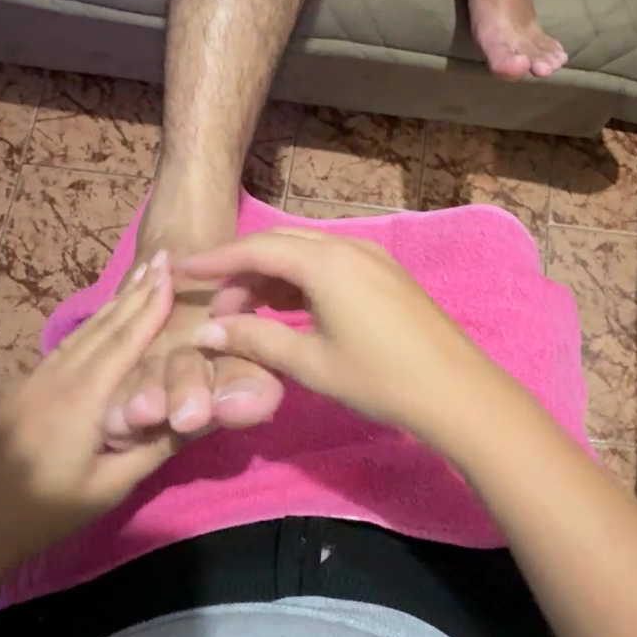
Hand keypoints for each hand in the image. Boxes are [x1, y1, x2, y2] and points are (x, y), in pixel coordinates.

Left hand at [0, 254, 182, 560]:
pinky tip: (102, 319)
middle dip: (137, 290)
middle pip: (105, 326)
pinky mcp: (26, 389)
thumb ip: (156, 447)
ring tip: (141, 276)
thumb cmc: (43, 513)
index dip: (151, 304)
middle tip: (163, 257)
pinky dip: (94, 324)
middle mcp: (60, 377)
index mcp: (83, 398)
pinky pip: (69, 345)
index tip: (172, 269)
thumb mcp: (109, 487)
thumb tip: (204, 414)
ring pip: (85, 332)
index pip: (125, 340)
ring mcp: (38, 381)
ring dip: (116, 302)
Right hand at [176, 230, 522, 445]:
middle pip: (281, 246)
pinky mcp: (385, 274)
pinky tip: (285, 310)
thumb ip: (255, 339)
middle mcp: (349, 247)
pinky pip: (330, 266)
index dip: (215, 259)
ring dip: (272, 278)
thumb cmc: (379, 378)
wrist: (456, 391)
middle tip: (216, 310)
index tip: (181, 269)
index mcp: (327, 262)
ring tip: (245, 315)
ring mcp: (372, 258)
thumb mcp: (310, 362)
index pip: (257, 248)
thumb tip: (206, 330)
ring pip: (306, 255)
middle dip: (243, 272)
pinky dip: (300, 283)